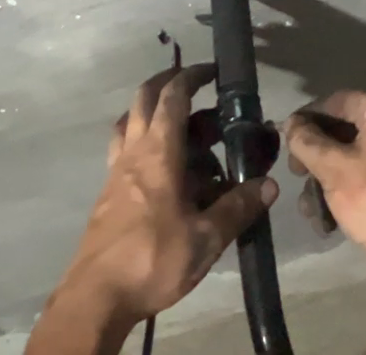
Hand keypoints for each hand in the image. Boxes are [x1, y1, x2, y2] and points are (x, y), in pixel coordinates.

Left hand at [63, 63, 279, 319]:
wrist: (97, 295)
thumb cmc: (152, 259)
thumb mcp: (205, 239)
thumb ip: (237, 208)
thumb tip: (269, 184)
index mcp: (158, 153)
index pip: (173, 96)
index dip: (192, 76)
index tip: (213, 71)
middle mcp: (133, 151)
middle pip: (144, 98)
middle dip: (168, 82)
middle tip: (194, 85)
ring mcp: (116, 170)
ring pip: (130, 121)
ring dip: (151, 110)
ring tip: (179, 124)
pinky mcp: (108, 191)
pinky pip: (124, 148)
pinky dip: (142, 140)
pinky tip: (159, 166)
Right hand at [287, 94, 365, 354]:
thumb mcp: (332, 168)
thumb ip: (306, 140)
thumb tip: (290, 123)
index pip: (336, 101)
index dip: (307, 117)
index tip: (286, 139)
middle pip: (343, 131)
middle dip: (315, 154)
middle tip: (295, 174)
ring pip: (351, 159)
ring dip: (325, 180)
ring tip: (309, 208)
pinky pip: (365, 181)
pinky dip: (344, 194)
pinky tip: (326, 220)